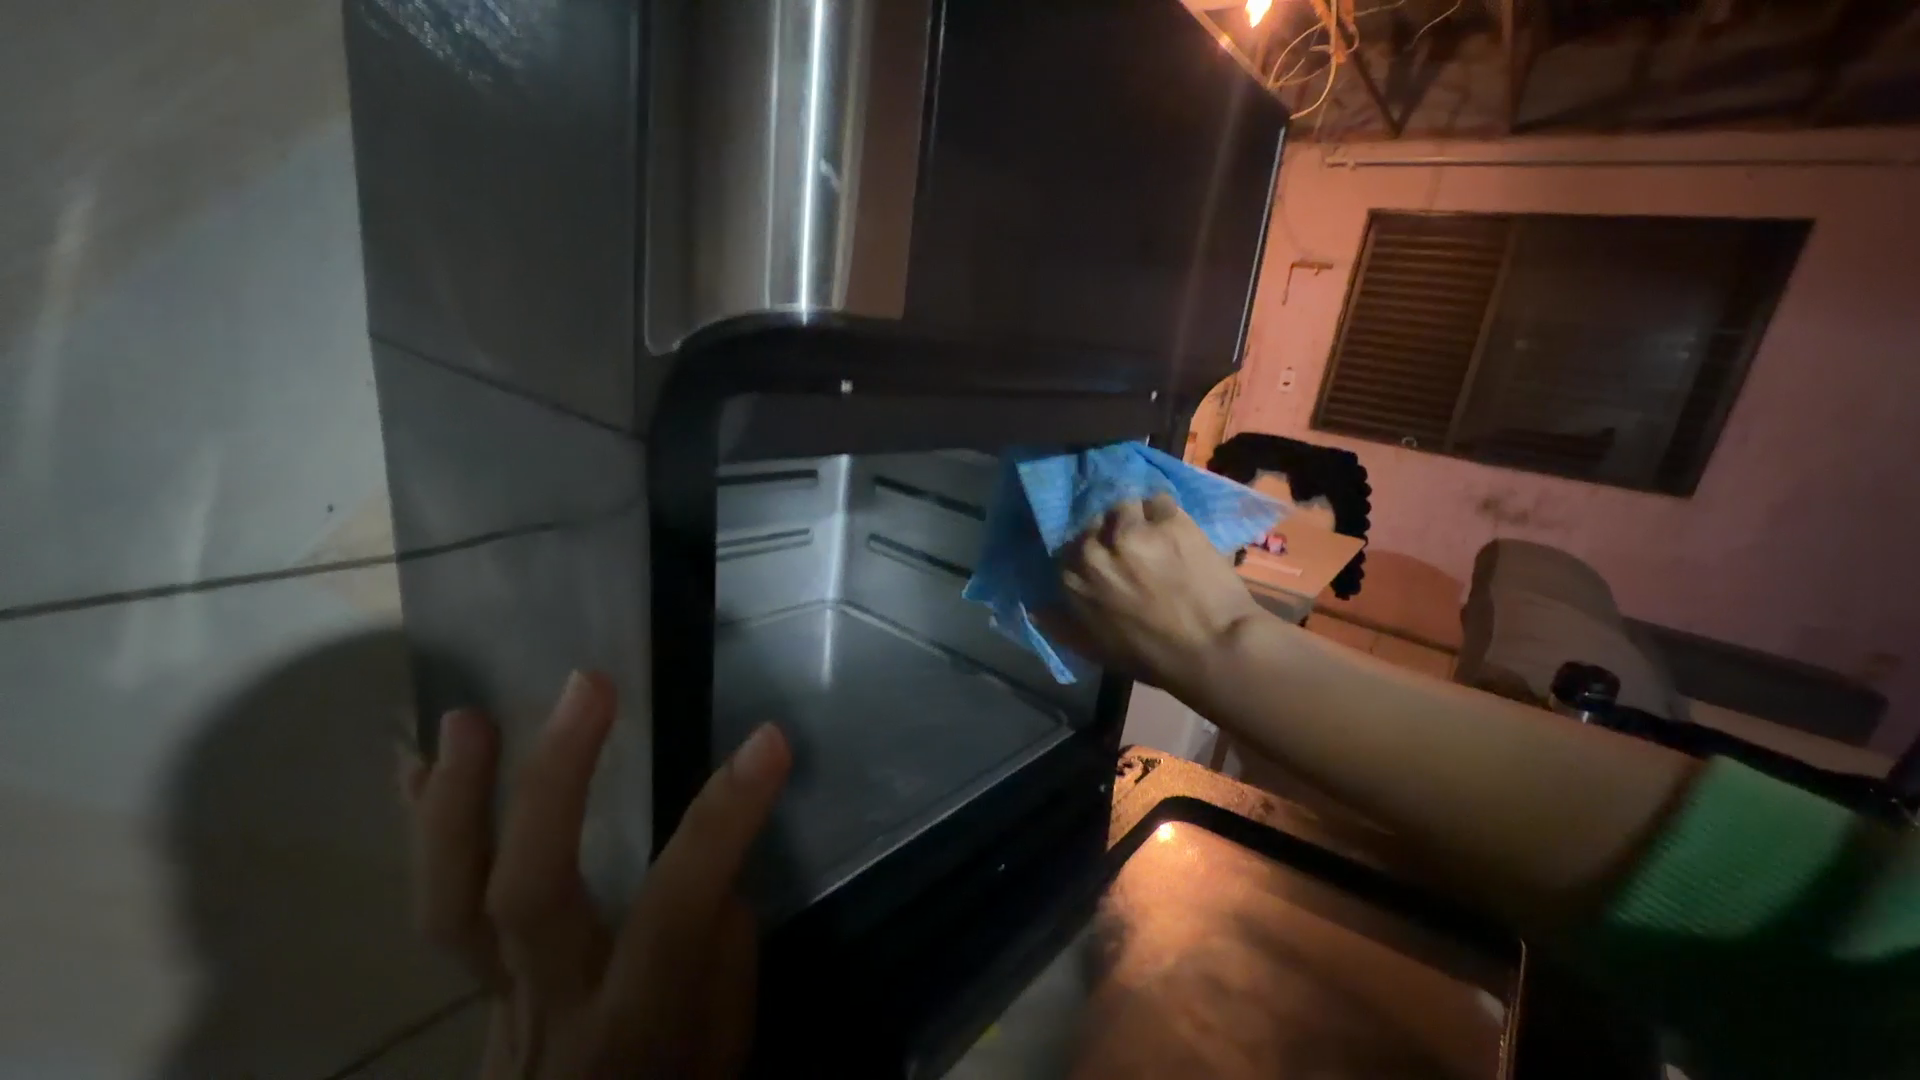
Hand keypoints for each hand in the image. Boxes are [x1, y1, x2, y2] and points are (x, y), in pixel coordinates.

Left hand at [400, 671, 790, 1078]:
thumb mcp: (724, 1047)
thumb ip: (723, 960)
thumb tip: (712, 876)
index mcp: (636, 1016)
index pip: (678, 906)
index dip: (722, 820)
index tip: (766, 741)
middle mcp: (552, 997)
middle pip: (530, 890)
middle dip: (556, 780)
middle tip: (587, 687)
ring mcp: (494, 990)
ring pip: (451, 899)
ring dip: (456, 800)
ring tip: (467, 718)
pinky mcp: (470, 981)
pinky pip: (436, 903)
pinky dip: (424, 825)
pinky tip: (417, 760)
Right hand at [1048, 493, 1260, 695]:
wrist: (1213, 648)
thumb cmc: (1151, 657)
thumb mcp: (1094, 649)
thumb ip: (1061, 625)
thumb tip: (1035, 608)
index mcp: (1071, 578)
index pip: (1068, 548)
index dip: (1090, 552)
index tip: (1107, 562)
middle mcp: (1094, 547)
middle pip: (1095, 522)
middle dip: (1110, 533)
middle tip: (1133, 549)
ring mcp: (1132, 530)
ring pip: (1126, 506)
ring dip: (1137, 517)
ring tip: (1155, 535)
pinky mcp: (1168, 519)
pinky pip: (1160, 502)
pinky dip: (1166, 514)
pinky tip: (1177, 531)